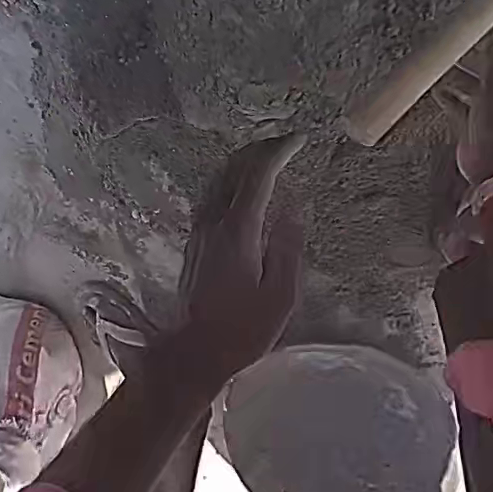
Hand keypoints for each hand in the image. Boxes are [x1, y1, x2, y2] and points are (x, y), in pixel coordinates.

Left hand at [174, 133, 307, 383]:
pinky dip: (231, 178)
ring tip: (267, 155)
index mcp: (238, 230)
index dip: (278, 152)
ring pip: (220, 178)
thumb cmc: (242, 329)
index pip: (258, 176)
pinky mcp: (195, 240)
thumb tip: (294, 209)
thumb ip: (287, 248)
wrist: (194, 351)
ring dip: (244, 161)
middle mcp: (215, 221)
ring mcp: (201, 229)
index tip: (298, 140)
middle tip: (286, 142)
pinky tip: (241, 184)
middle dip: (261, 149)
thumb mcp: (279, 295)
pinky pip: (214, 193)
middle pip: (235, 169)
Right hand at [435, 40, 492, 184]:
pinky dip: (446, 95)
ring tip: (439, 65)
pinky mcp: (470, 124)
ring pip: (470, 86)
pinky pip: (456, 104)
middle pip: (487, 70)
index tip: (479, 32)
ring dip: (455, 76)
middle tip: (453, 46)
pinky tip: (436, 88)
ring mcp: (488, 111)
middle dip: (471, 58)